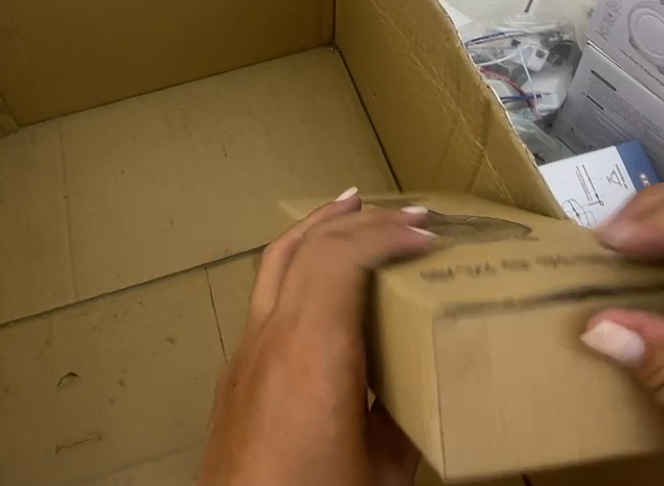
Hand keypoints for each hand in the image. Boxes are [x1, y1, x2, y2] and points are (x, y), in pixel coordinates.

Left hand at [199, 189, 437, 485]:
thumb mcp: (380, 477)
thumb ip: (400, 426)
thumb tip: (419, 393)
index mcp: (313, 355)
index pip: (343, 257)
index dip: (386, 234)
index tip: (428, 234)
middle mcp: (273, 336)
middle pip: (310, 246)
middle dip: (360, 219)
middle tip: (406, 211)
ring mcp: (246, 348)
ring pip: (277, 259)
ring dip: (318, 225)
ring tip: (351, 204)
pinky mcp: (234, 368)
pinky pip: (265, 291)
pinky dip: (297, 260)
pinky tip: (316, 271)